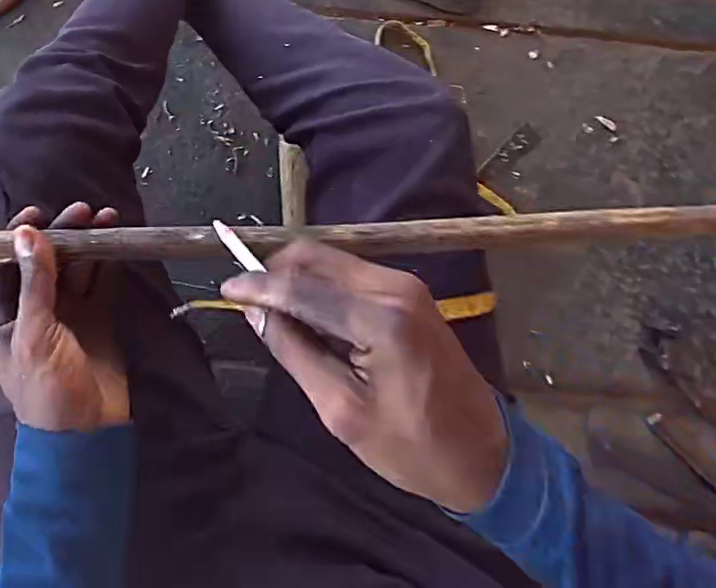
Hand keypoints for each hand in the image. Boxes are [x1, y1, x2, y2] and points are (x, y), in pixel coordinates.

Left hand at [0, 202, 128, 431]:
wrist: (88, 438)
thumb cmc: (46, 392)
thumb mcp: (34, 335)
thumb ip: (34, 283)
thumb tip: (28, 234)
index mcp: (6, 313)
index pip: (5, 263)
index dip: (17, 236)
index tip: (36, 214)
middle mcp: (34, 308)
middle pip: (45, 260)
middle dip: (62, 233)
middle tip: (81, 210)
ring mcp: (67, 314)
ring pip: (75, 268)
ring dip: (89, 243)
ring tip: (106, 218)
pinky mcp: (97, 320)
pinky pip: (101, 284)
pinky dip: (108, 264)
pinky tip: (117, 243)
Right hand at [221, 238, 507, 511]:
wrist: (490, 460)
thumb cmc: (415, 447)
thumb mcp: (341, 409)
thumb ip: (292, 350)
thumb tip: (254, 310)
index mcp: (381, 320)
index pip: (299, 286)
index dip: (255, 284)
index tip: (225, 289)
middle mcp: (393, 288)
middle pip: (310, 256)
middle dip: (272, 272)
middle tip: (249, 302)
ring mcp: (403, 284)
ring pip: (324, 258)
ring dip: (292, 276)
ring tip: (277, 313)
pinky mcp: (405, 290)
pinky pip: (343, 271)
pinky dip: (315, 283)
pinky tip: (308, 313)